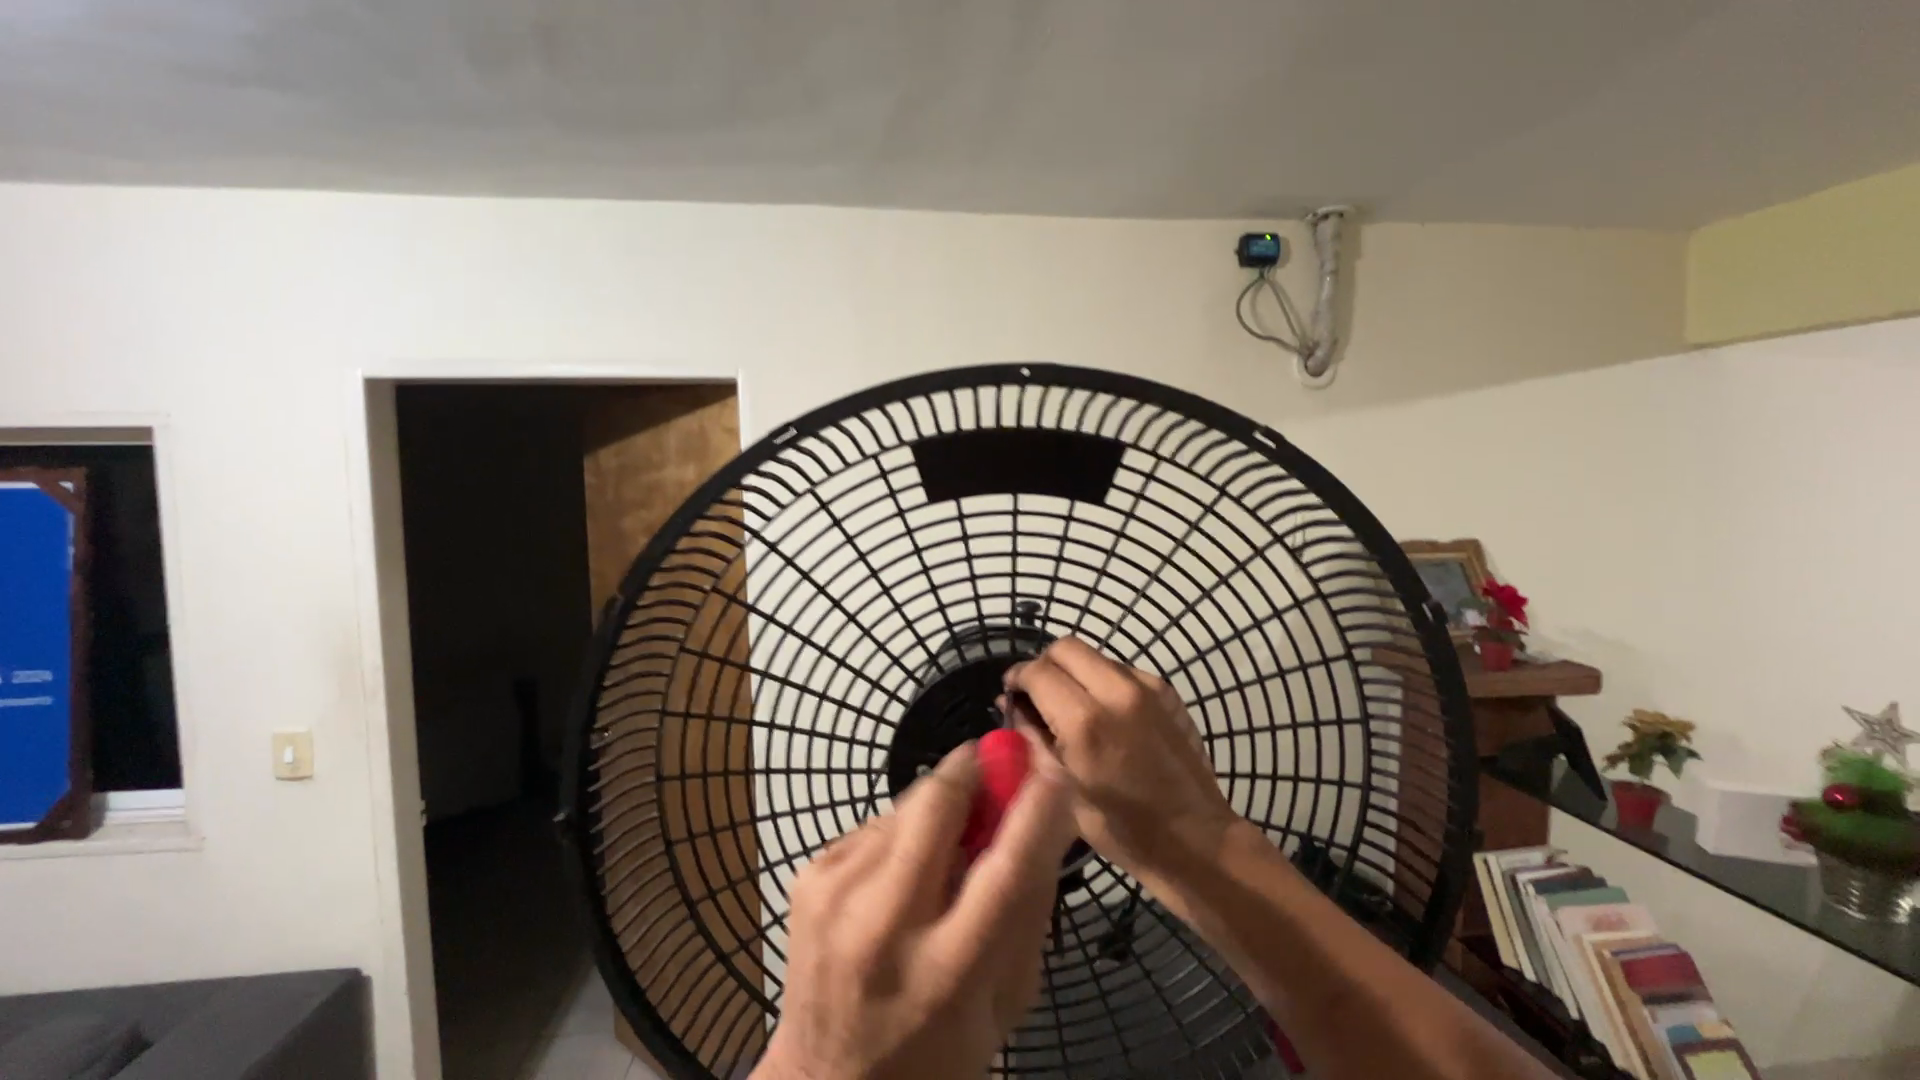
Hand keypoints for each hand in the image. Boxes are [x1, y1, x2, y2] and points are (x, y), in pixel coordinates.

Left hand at [753, 737, 1076, 1079]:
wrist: (827, 1079)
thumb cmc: (939, 1046)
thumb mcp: (1007, 1000)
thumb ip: (1027, 908)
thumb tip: (1044, 814)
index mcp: (947, 973)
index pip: (1004, 871)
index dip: (1034, 812)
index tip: (1051, 769)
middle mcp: (883, 926)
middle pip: (936, 808)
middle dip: (970, 770)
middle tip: (990, 761)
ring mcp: (835, 896)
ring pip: (903, 809)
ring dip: (934, 809)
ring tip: (941, 850)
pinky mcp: (808, 878)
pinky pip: (872, 828)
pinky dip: (897, 834)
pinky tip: (898, 874)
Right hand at [1002, 638, 1239, 892]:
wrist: (1195, 839)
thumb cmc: (1122, 828)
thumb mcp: (1064, 788)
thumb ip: (1034, 739)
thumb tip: (1012, 706)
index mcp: (1086, 722)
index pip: (1038, 672)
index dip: (1017, 679)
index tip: (1011, 695)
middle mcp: (1118, 692)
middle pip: (1066, 648)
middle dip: (1044, 666)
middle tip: (1037, 695)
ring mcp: (1148, 688)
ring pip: (1095, 656)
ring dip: (1074, 672)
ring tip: (1070, 707)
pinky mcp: (1168, 692)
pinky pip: (1122, 671)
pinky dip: (1103, 682)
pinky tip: (1105, 715)